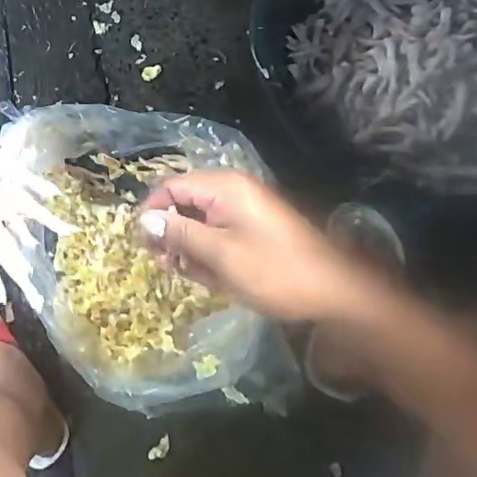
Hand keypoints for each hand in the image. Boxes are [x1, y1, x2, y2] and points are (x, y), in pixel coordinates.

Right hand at [138, 169, 386, 321]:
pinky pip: (221, 235)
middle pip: (186, 203)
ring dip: (192, 250)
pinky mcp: (255, 229)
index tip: (143, 244)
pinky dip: (213, 255)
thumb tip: (145, 219)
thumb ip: (180, 234)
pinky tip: (218, 279)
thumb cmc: (274, 271)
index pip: (172, 186)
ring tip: (199, 278)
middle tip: (167, 267)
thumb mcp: (220, 255)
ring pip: (201, 223)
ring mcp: (246, 210)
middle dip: (173, 235)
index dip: (153, 212)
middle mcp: (234, 191)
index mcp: (225, 188)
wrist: (333, 290)